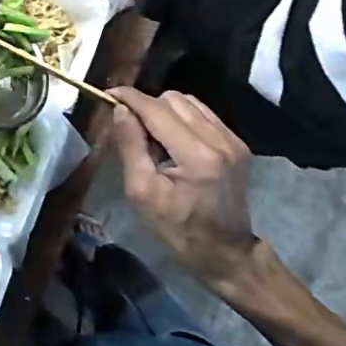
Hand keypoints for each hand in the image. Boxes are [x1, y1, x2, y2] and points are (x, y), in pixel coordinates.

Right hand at [109, 87, 262, 290]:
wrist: (226, 251)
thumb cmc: (178, 228)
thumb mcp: (142, 192)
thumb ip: (130, 146)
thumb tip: (120, 109)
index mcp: (197, 156)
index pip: (156, 110)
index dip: (130, 97)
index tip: (108, 94)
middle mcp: (220, 140)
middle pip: (172, 100)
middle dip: (146, 106)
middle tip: (133, 129)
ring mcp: (232, 140)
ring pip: (188, 102)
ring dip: (164, 110)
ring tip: (155, 136)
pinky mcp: (238, 142)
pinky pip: (202, 113)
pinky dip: (182, 117)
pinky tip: (174, 139)